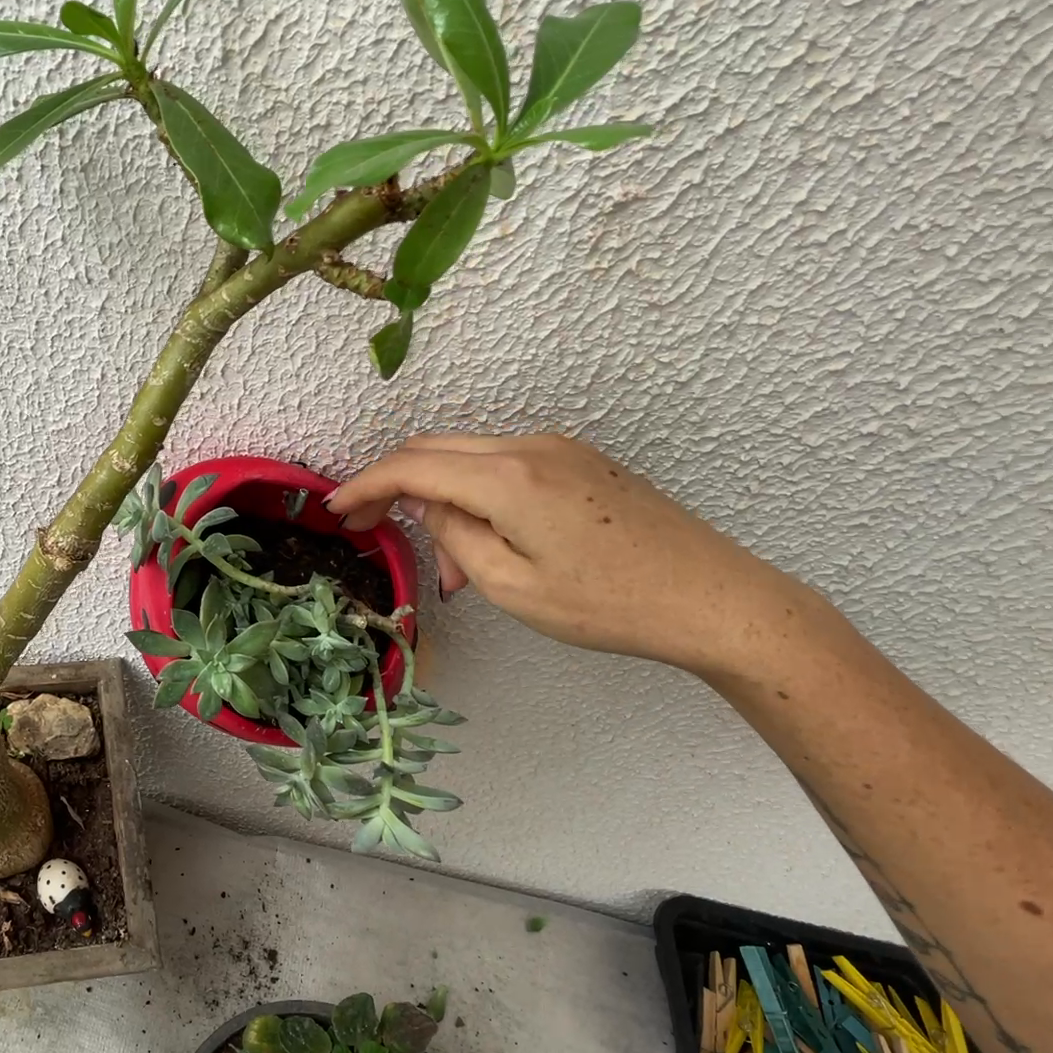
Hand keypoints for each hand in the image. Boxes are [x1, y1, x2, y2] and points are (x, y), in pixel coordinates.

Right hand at [326, 433, 810, 675]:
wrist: (716, 599)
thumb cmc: (610, 605)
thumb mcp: (511, 584)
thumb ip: (454, 534)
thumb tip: (426, 504)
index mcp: (508, 478)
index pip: (411, 466)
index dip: (364, 485)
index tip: (336, 509)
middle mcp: (530, 447)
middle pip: (434, 448)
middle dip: (393, 484)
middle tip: (371, 527)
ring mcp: (559, 449)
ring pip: (468, 457)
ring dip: (439, 496)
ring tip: (450, 562)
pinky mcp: (579, 461)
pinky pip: (503, 465)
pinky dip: (475, 494)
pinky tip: (487, 543)